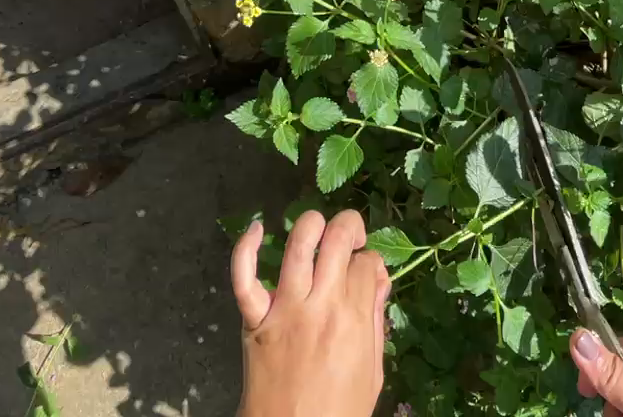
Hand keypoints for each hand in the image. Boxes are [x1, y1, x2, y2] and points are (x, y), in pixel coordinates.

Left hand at [231, 210, 389, 416]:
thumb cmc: (337, 411)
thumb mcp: (372, 373)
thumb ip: (376, 322)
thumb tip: (379, 279)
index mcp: (354, 320)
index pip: (367, 262)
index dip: (369, 261)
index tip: (365, 272)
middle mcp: (321, 305)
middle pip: (337, 239)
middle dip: (349, 227)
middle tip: (350, 239)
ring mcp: (285, 308)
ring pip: (298, 244)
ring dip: (312, 224)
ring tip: (319, 228)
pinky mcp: (254, 318)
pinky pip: (244, 276)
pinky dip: (246, 248)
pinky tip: (257, 228)